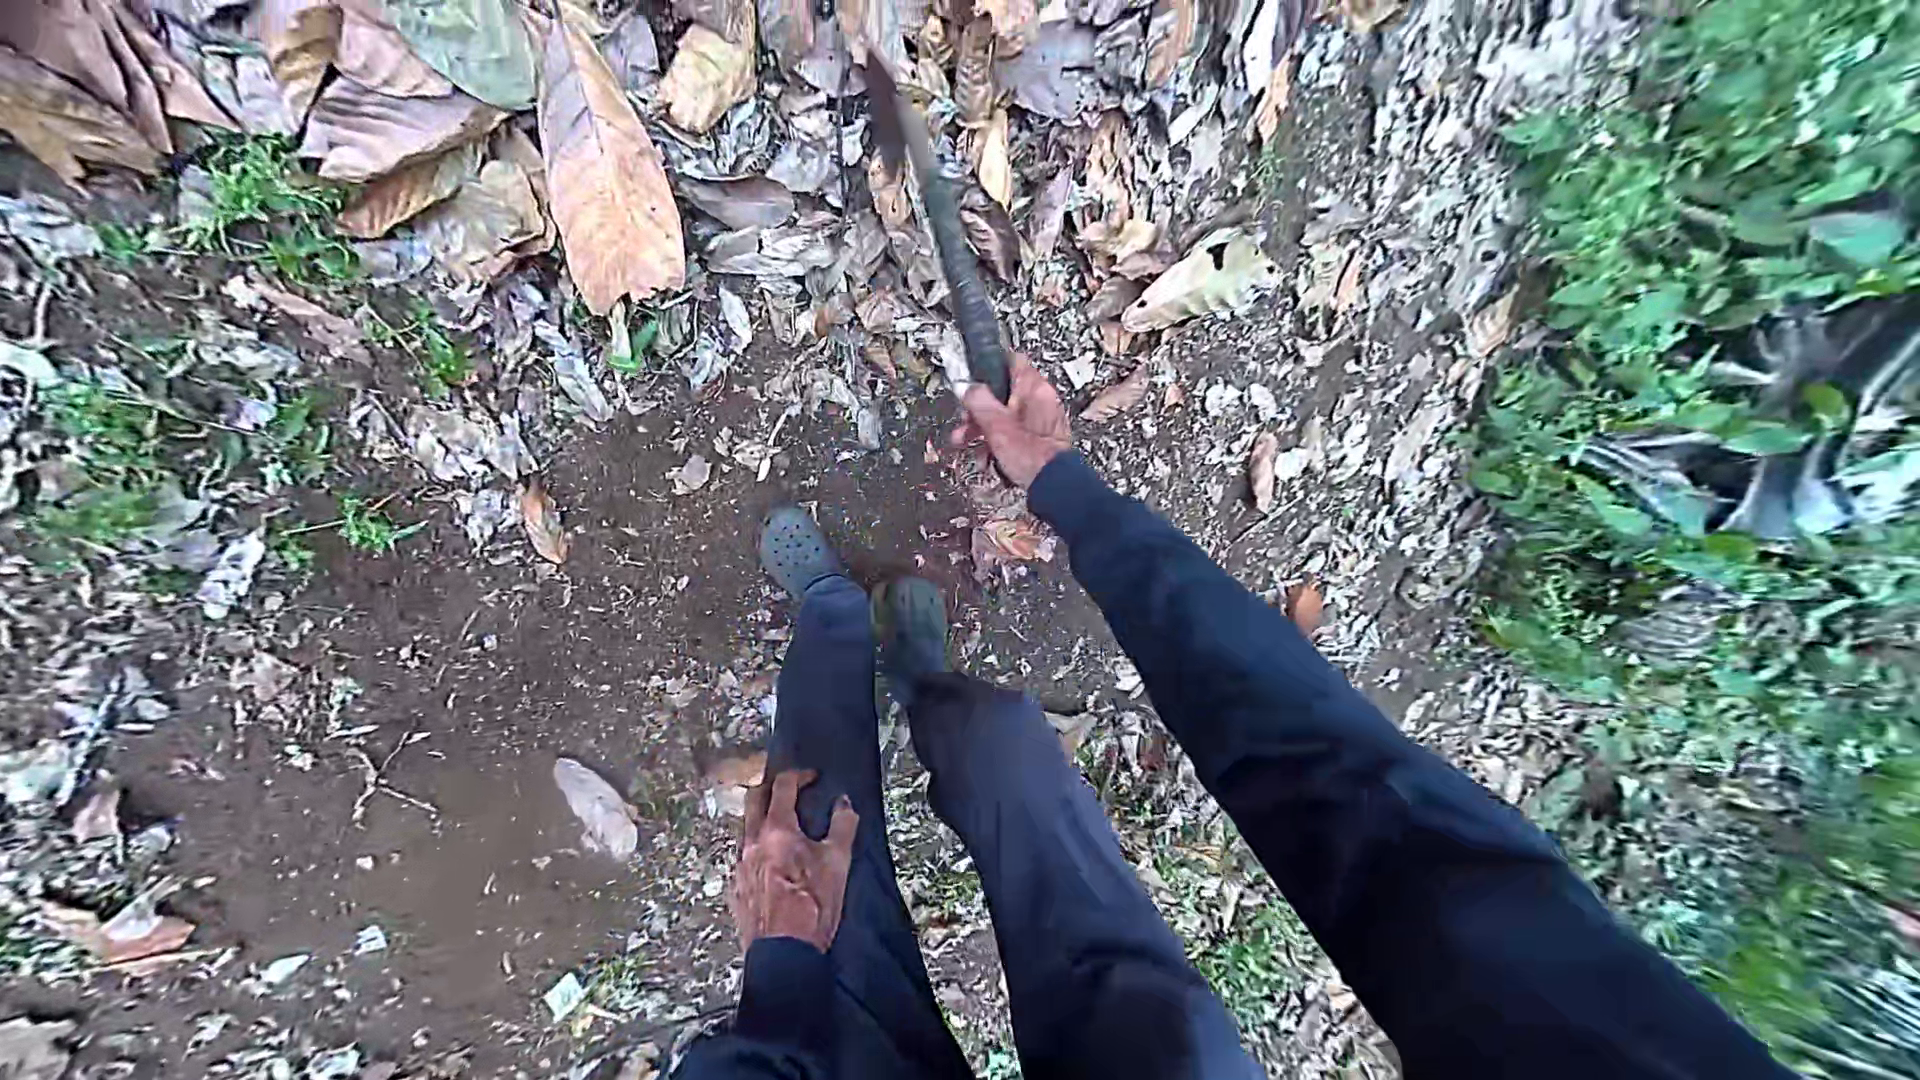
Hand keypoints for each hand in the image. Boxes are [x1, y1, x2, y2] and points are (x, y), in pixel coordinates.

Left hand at [729, 769, 858, 953]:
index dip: (799, 776)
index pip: (782, 786)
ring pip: (747, 827)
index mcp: (777, 830)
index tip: (812, 778)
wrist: (784, 955)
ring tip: (784, 825)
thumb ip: (843, 824)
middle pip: (754, 798)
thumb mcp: (838, 861)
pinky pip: (743, 855)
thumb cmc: (813, 905)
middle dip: (772, 787)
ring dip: (764, 817)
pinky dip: (758, 846)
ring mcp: (739, 866)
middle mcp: (752, 842)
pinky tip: (773, 859)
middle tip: (791, 790)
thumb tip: (844, 803)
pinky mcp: (735, 888)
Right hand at [950, 355, 1072, 488]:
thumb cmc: (1032, 455)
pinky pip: (1014, 432)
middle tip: (965, 424)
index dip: (987, 367)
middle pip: (1002, 394)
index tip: (971, 378)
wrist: (1052, 485)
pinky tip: (988, 457)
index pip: (1010, 360)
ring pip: (1005, 415)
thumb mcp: (995, 424)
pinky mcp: (1040, 438)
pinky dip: (999, 442)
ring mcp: (1042, 419)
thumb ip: (978, 401)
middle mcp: (1041, 399)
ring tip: (970, 445)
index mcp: (1033, 387)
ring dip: (984, 430)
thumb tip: (966, 387)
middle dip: (978, 411)